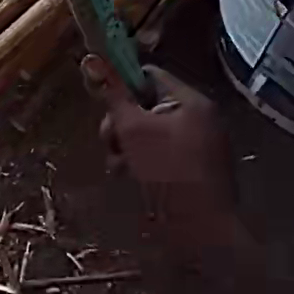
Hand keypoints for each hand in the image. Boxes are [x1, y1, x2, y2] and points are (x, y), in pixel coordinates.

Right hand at [82, 57, 238, 247]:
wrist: (202, 235)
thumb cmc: (167, 171)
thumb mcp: (132, 127)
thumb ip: (112, 93)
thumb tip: (91, 58)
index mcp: (191, 102)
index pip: (148, 74)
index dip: (122, 85)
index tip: (104, 103)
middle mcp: (198, 119)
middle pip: (144, 103)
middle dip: (120, 121)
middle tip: (109, 139)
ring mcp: (197, 145)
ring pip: (146, 129)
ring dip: (124, 142)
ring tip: (118, 163)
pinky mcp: (192, 169)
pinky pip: (157, 151)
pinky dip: (139, 159)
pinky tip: (127, 174)